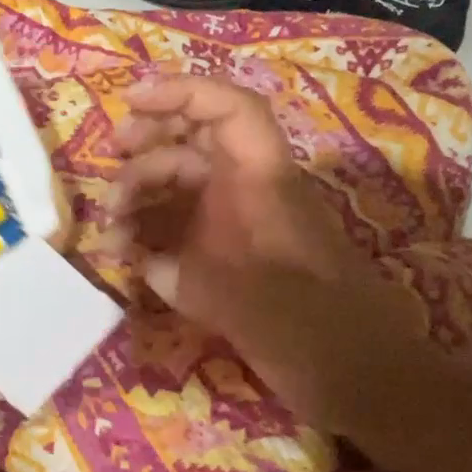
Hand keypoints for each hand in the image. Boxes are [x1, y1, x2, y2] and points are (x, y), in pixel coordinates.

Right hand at [111, 73, 428, 434]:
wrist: (361, 379)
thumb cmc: (308, 328)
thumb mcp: (237, 297)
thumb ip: (181, 275)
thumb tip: (142, 261)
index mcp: (260, 180)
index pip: (226, 109)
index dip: (179, 92)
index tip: (131, 102)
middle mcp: (244, 191)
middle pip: (190, 143)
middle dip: (144, 146)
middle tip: (109, 158)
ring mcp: (233, 225)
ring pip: (177, 187)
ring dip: (138, 200)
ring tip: (109, 233)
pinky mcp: (225, 258)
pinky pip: (177, 230)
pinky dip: (147, 237)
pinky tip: (123, 258)